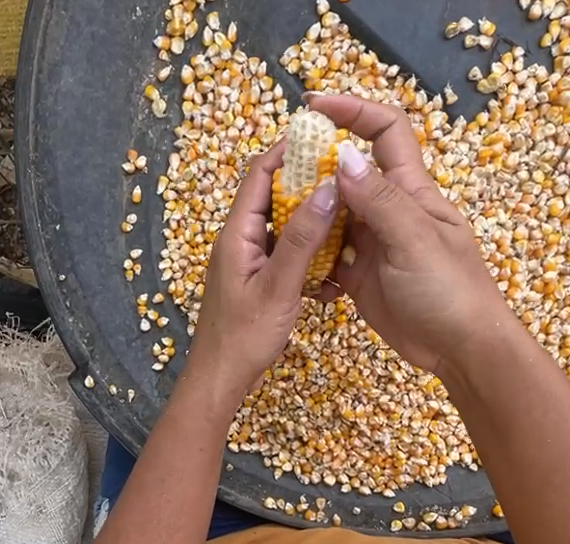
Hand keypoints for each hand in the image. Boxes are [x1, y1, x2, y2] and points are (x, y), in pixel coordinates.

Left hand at [187, 140, 337, 403]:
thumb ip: (303, 238)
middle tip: (348, 179)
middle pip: (275, 198)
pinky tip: (331, 278)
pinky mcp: (258, 283)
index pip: (260, 174)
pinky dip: (308, 261)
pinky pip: (286, 259)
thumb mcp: (278, 286)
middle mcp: (240, 242)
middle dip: (309, 187)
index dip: (289, 151)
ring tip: (348, 226)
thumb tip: (327, 187)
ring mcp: (248, 263)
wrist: (221, 381)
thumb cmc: (243, 338)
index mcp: (236, 235)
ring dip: (314, 229)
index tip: (324, 137)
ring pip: (285, 230)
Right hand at [306, 95, 518, 379]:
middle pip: (350, 174)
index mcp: (411, 191)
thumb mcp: (414, 240)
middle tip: (279, 172)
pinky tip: (292, 258)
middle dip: (316, 166)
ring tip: (276, 214)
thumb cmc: (449, 290)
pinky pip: (329, 256)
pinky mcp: (361, 276)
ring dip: (308, 212)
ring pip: (334, 216)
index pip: (385, 132)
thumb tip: (343, 157)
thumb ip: (379, 200)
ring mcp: (374, 245)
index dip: (353, 111)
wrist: (459, 349)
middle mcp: (390, 211)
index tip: (313, 108)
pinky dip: (311, 254)